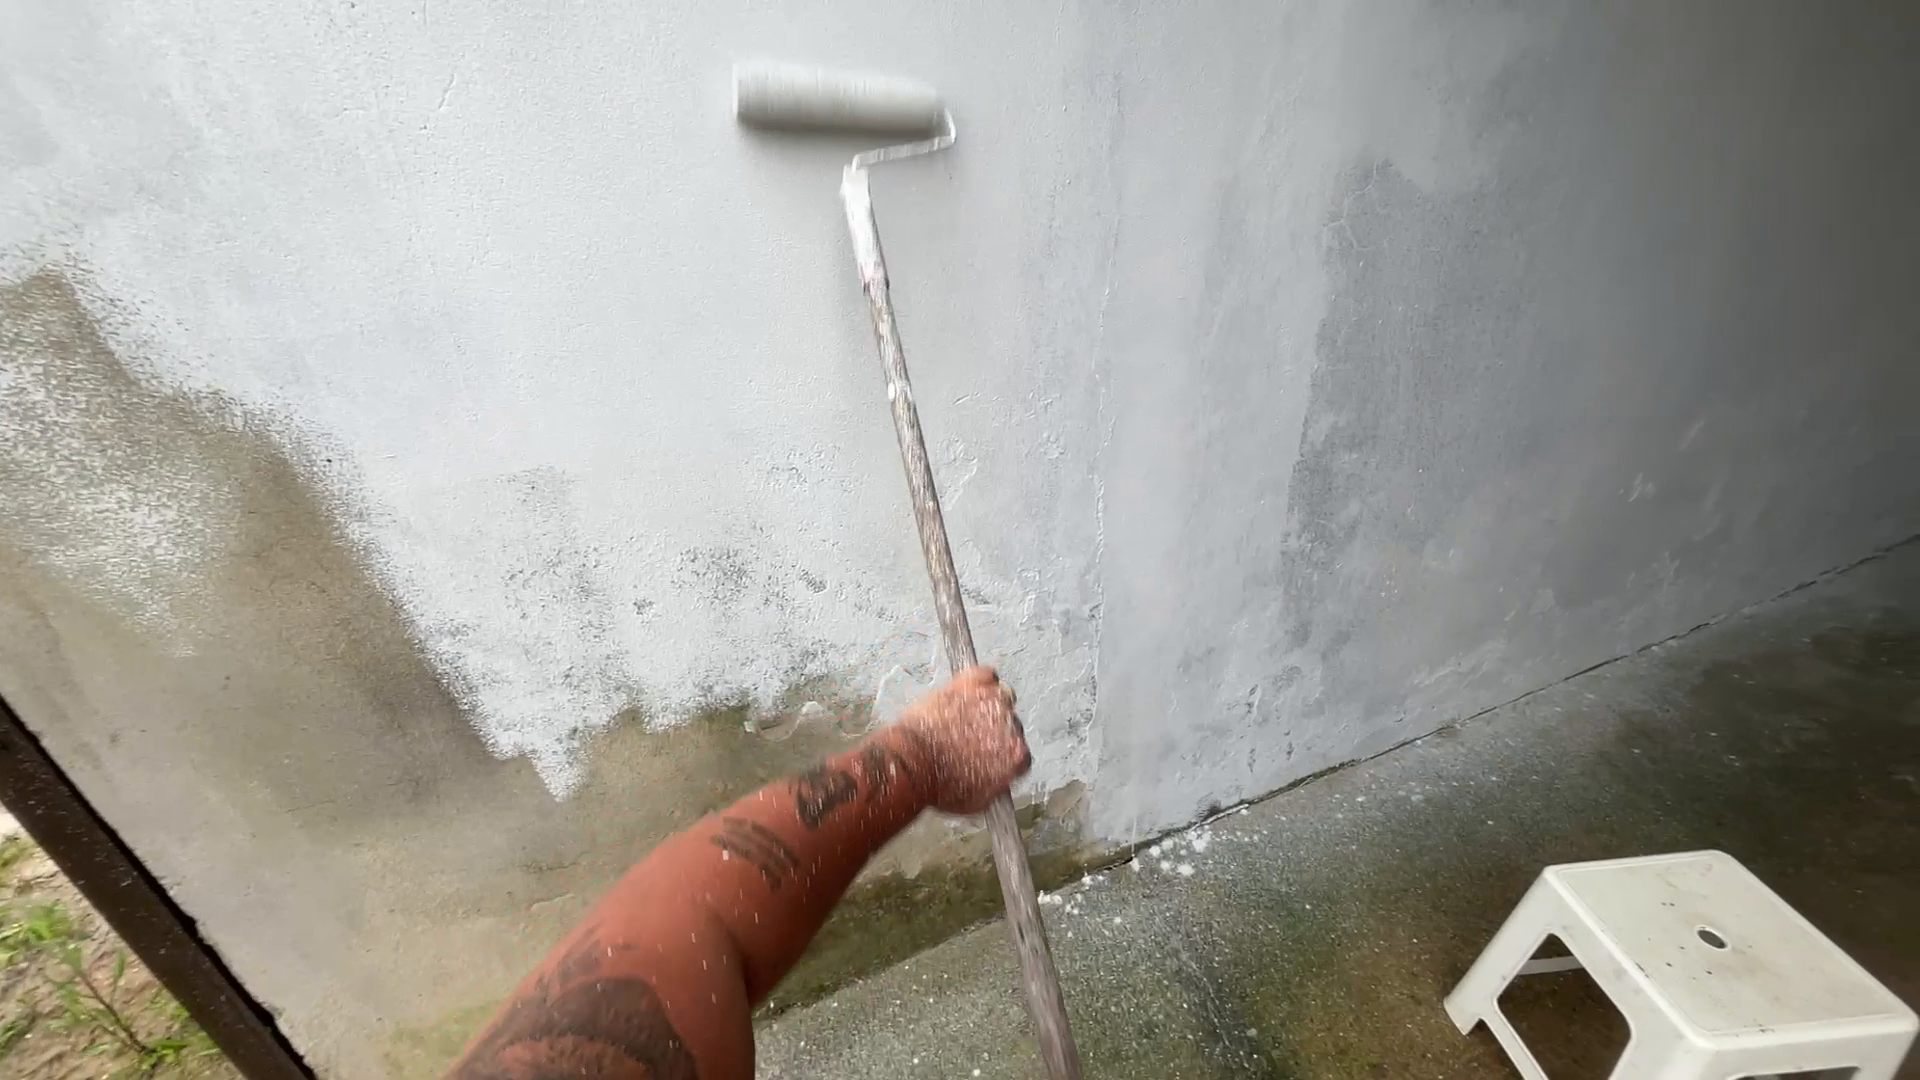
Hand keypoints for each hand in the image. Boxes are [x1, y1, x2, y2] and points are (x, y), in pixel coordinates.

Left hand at [896, 666, 1030, 815]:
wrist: (913, 763)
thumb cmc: (940, 786)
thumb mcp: (977, 801)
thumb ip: (997, 784)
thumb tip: (999, 779)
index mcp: (1016, 756)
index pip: (1020, 753)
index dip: (1003, 754)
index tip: (990, 754)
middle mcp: (1011, 725)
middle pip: (1010, 724)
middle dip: (994, 730)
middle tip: (971, 735)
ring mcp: (993, 700)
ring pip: (1001, 696)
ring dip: (989, 703)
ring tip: (967, 712)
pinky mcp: (972, 682)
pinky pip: (986, 674)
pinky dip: (980, 680)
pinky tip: (967, 688)